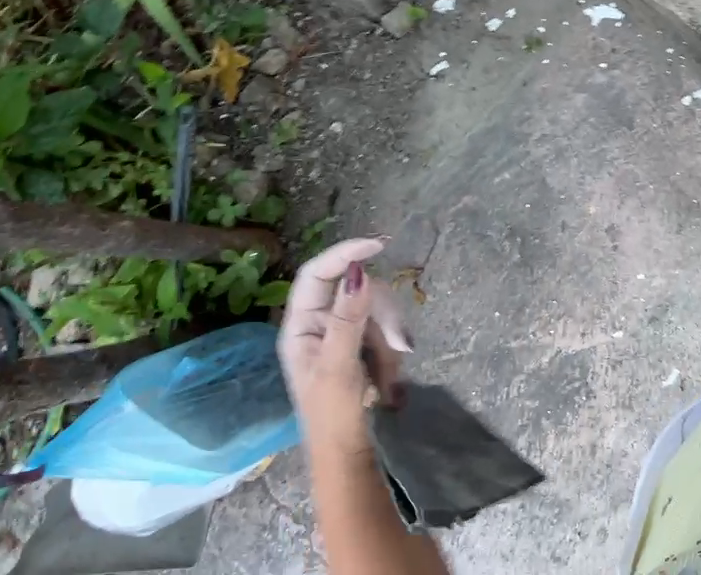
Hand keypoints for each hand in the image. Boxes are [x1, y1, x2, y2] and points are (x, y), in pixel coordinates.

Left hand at [277, 238, 413, 460]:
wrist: (347, 455)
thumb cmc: (332, 416)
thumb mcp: (340, 368)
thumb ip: (348, 319)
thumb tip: (358, 272)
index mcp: (299, 327)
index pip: (317, 274)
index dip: (345, 253)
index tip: (379, 245)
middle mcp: (318, 324)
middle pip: (357, 290)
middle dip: (383, 312)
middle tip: (400, 343)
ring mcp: (341, 333)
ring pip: (377, 308)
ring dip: (392, 333)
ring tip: (395, 367)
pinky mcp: (361, 344)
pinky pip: (386, 326)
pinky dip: (395, 344)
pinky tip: (394, 369)